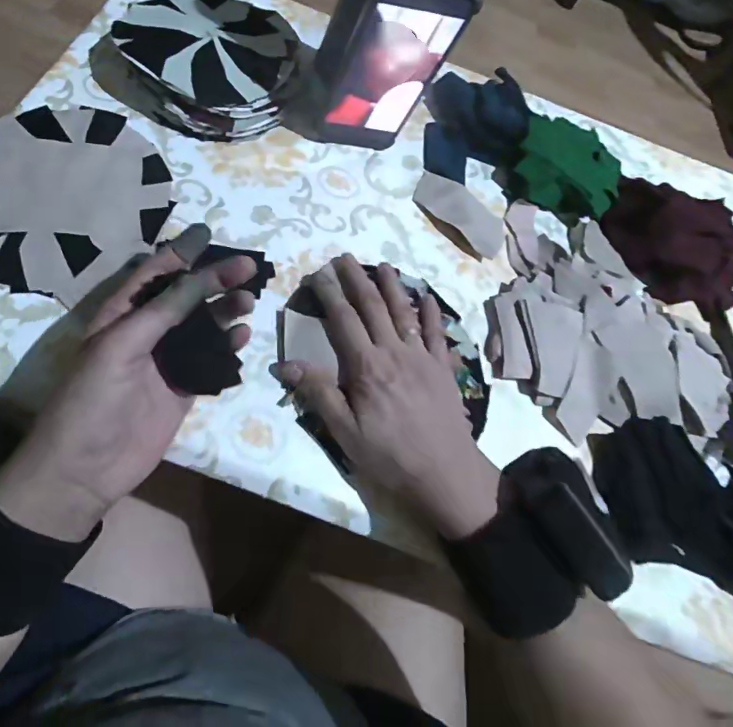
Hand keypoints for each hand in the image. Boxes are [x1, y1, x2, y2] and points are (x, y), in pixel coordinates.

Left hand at [0, 227, 258, 540]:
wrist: (84, 470)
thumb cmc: (92, 399)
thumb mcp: (120, 345)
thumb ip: (162, 312)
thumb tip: (198, 277)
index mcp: (122, 314)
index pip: (156, 274)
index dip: (181, 253)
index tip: (208, 235)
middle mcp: (146, 331)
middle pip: (186, 296)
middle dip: (215, 278)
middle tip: (249, 268)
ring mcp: (166, 361)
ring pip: (202, 325)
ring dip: (225, 309)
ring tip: (249, 300)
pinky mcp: (182, 388)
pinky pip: (211, 360)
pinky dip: (228, 345)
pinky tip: (242, 336)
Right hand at [275, 256, 502, 539]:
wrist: (446, 474)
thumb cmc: (389, 456)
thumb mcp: (345, 432)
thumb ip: (319, 393)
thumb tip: (286, 363)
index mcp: (366, 366)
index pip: (343, 320)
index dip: (329, 293)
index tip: (318, 273)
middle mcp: (394, 352)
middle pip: (372, 307)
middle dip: (356, 279)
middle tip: (344, 257)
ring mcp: (422, 358)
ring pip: (404, 312)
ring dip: (392, 286)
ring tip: (382, 264)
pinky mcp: (443, 368)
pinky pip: (437, 334)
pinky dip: (432, 313)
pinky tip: (428, 297)